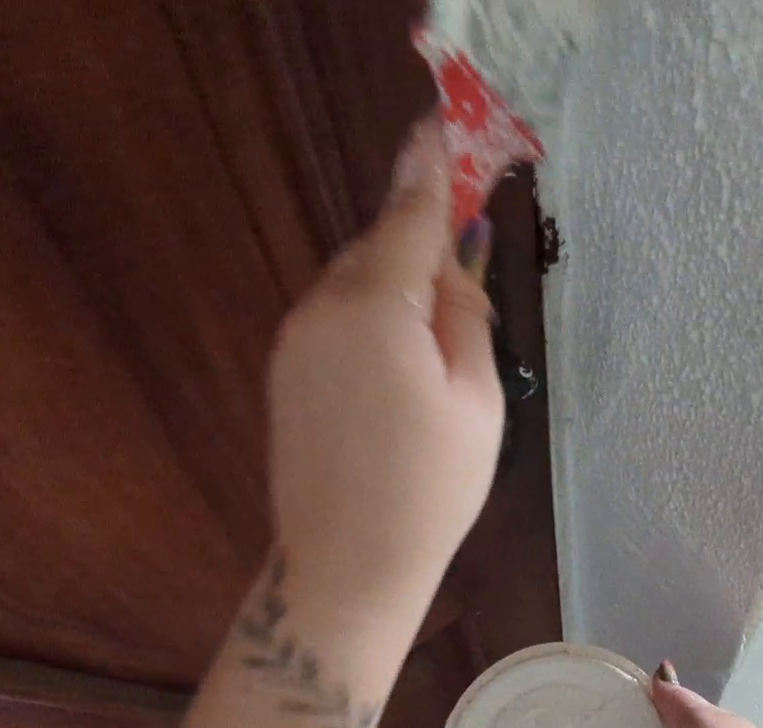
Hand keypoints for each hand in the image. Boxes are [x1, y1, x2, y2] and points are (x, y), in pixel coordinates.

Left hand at [267, 115, 503, 609]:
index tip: (443, 126)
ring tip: (433, 353)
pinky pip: (334, 318)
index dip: (432, 169)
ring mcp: (293, 341)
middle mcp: (321, 309)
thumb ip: (465, 314)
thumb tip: (451, 262)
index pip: (410, 216)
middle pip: (377, 245)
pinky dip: (368, 317)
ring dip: (395, 286)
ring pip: (353, 281)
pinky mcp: (284, 372)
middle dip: (420, 247)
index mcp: (375, 308)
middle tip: (465, 291)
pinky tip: (394, 370)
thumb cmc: (430, 491)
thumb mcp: (477, 400)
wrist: (347, 566)